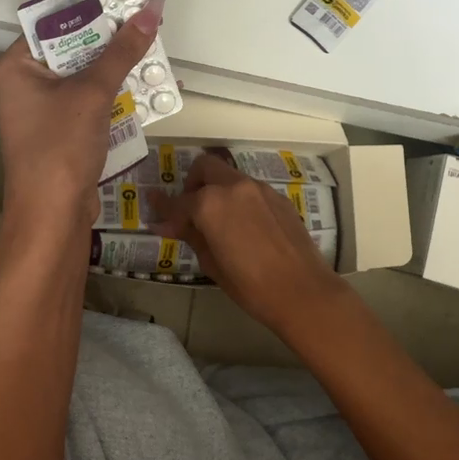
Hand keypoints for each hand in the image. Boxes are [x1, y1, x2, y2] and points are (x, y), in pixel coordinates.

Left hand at [0, 0, 162, 237]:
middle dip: (111, 39)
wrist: (53, 218)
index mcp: (17, 66)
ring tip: (155, 51)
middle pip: (72, 48)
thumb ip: (123, 50)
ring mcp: (42, 111)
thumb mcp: (93, 93)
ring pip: (85, 76)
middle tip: (147, 21)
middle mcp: (24, 84)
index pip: (52, 22)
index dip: (89, 8)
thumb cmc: (61, 148)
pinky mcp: (62, 133)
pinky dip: (116, 95)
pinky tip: (148, 88)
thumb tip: (150, 8)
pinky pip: (90, 102)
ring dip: (118, 68)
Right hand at [154, 152, 349, 335]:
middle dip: (192, 184)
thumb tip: (168, 224)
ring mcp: (260, 189)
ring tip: (219, 222)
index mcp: (211, 203)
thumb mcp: (212, 263)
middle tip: (191, 211)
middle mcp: (234, 186)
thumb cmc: (251, 285)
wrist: (303, 291)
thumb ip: (190, 235)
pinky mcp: (278, 197)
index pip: (178, 202)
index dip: (164, 210)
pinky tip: (244, 227)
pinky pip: (250, 190)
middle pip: (205, 167)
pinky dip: (239, 199)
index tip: (155, 214)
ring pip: (230, 177)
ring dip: (217, 190)